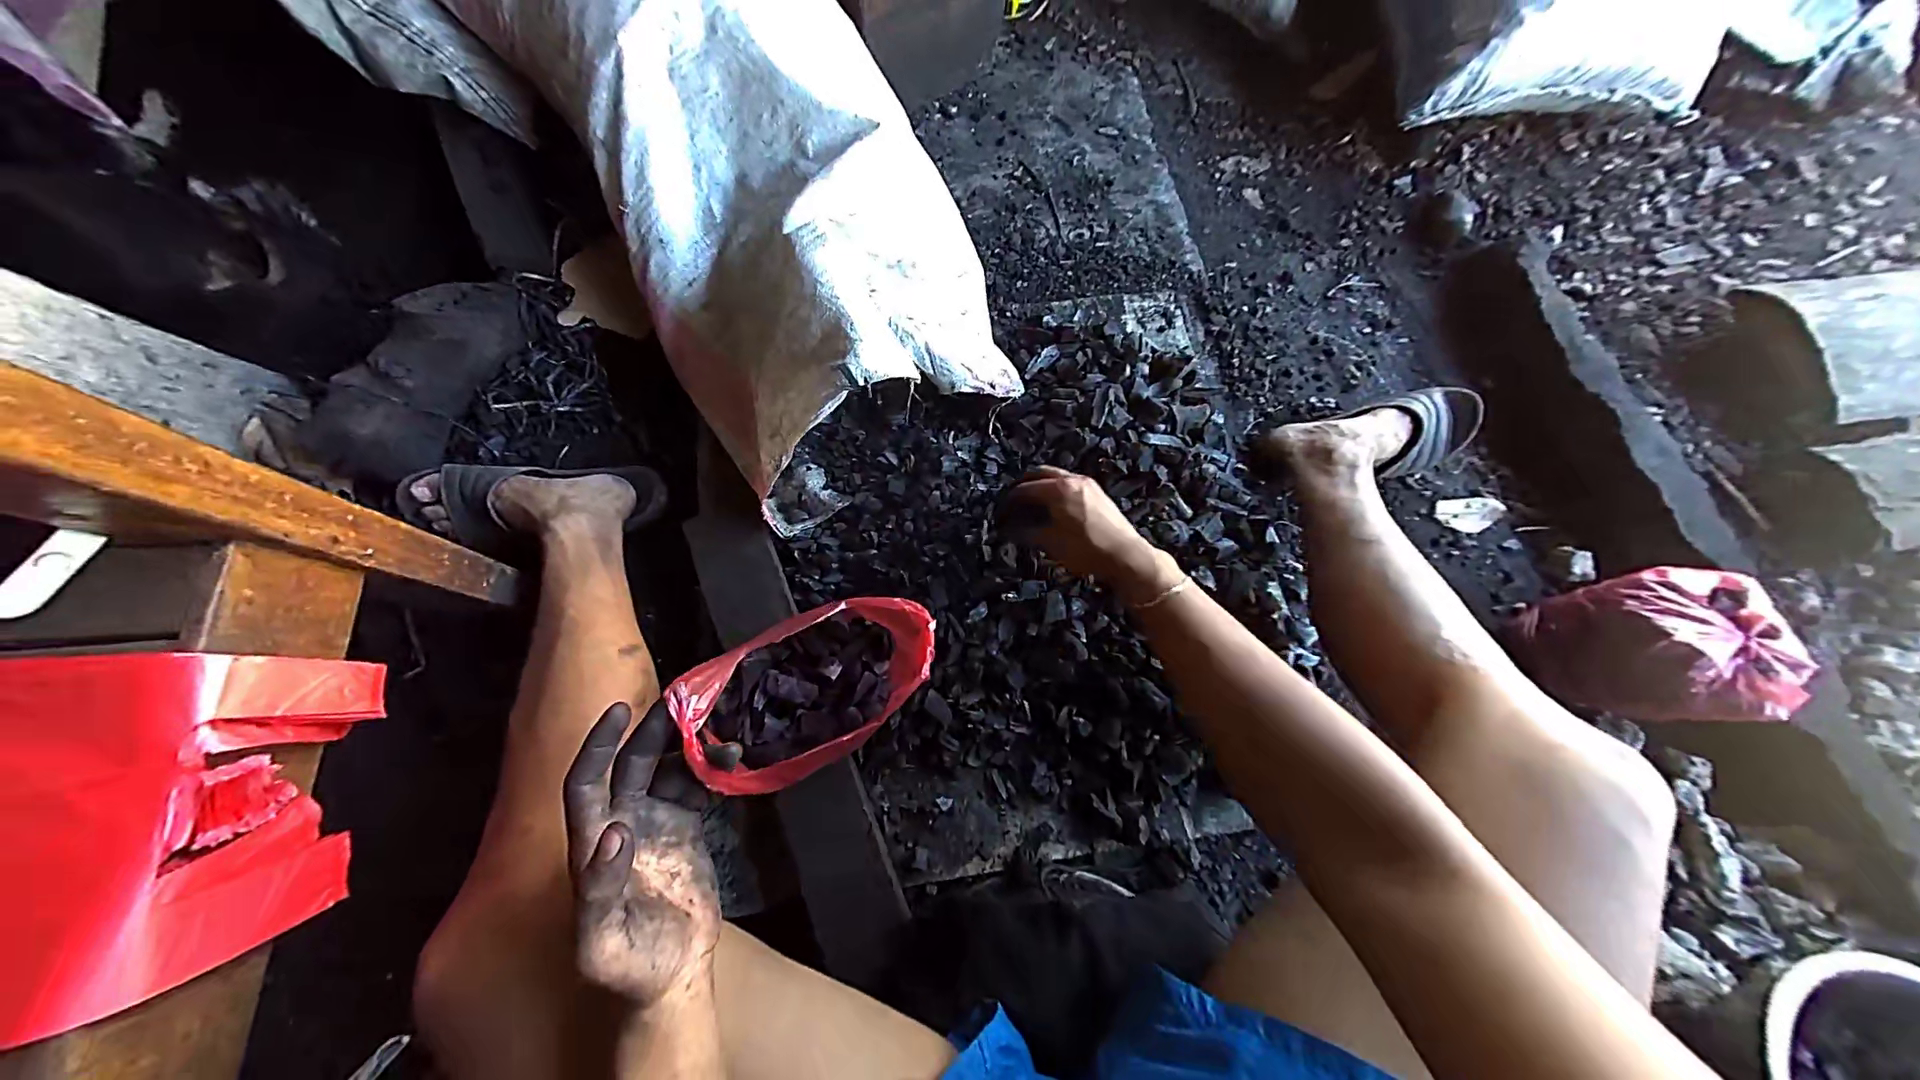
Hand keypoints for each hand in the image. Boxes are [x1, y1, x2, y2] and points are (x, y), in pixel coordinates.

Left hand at [564, 700, 719, 1010]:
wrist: (674, 972)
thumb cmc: (628, 965)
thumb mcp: (601, 941)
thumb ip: (598, 889)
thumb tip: (611, 831)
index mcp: (593, 844)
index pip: (587, 783)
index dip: (599, 746)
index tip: (619, 710)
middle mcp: (622, 822)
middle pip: (631, 764)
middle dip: (653, 731)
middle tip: (682, 701)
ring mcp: (656, 822)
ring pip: (668, 768)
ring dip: (690, 746)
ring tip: (720, 733)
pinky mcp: (686, 825)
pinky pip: (697, 785)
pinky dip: (713, 768)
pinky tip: (731, 758)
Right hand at [1002, 466, 1182, 602]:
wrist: (1127, 557)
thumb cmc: (1088, 551)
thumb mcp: (1050, 543)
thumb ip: (1026, 532)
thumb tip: (1010, 528)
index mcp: (1059, 490)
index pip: (1025, 488)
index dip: (1010, 499)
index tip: (1001, 509)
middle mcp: (1074, 481)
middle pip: (1040, 473)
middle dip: (1024, 484)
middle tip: (1012, 499)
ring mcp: (1088, 485)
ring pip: (1057, 477)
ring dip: (1041, 485)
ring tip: (1031, 503)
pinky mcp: (1098, 494)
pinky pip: (1070, 484)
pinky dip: (1056, 490)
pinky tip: (1053, 507)